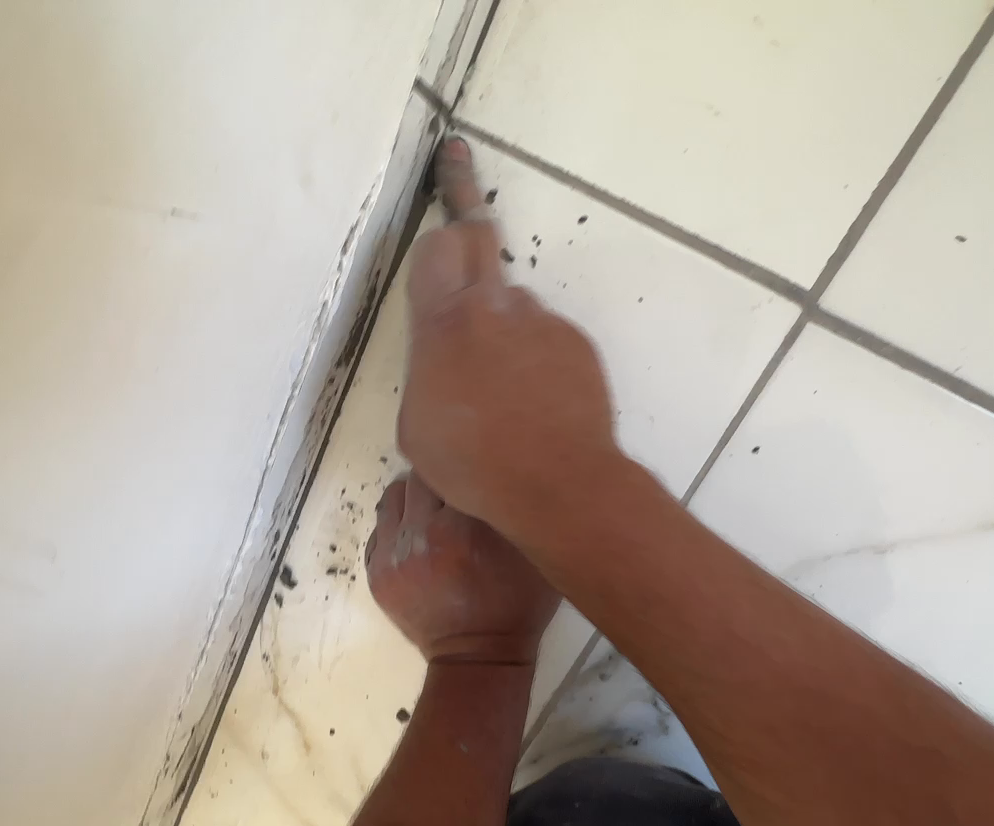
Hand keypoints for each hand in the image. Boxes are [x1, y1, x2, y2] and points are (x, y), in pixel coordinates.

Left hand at [365, 472, 559, 664]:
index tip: (478, 472)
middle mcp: (420, 534)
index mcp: (461, 528)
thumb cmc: (516, 604)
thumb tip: (500, 470)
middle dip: (438, 477)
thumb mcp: (533, 553)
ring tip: (433, 512)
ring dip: (412, 498)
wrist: (477, 657)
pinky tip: (418, 540)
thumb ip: (515, 509)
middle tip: (457, 491)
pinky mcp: (376, 574)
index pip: (451, 466)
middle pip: (417, 477)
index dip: (467, 464)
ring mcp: (391, 555)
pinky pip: (379, 530)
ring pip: (392, 498)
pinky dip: (397, 526)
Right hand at [400, 138, 623, 543]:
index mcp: (445, 327)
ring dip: (502, 322)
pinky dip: (536, 354)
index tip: (438, 189)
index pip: (436, 249)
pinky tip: (535, 399)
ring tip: (503, 384)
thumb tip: (444, 359)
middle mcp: (496, 309)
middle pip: (479, 237)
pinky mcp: (577, 344)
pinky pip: (547, 335)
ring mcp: (543, 323)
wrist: (557, 484)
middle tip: (460, 172)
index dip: (433, 227)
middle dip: (465, 204)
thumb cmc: (472, 464)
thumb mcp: (416, 426)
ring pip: (514, 301)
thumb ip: (426, 373)